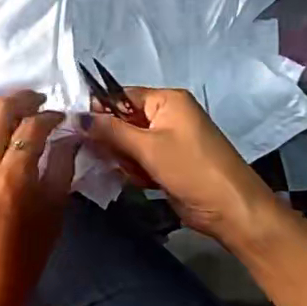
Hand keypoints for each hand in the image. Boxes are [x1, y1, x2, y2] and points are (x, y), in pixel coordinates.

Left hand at [0, 91, 79, 305]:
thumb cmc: (25, 258)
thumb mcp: (53, 213)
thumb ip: (60, 169)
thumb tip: (67, 137)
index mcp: (12, 178)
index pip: (31, 127)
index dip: (51, 115)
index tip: (63, 116)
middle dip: (20, 98)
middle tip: (40, 101)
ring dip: (3, 110)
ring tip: (26, 114)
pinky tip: (8, 139)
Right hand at [81, 87, 281, 246]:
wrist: (231, 210)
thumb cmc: (191, 169)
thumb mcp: (147, 147)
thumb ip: (110, 130)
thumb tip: (76, 116)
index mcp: (167, 100)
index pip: (121, 96)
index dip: (99, 111)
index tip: (78, 129)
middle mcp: (167, 115)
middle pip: (122, 120)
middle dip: (114, 141)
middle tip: (115, 157)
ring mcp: (167, 140)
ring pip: (126, 143)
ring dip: (125, 160)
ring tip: (137, 173)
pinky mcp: (167, 162)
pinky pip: (138, 159)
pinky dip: (135, 170)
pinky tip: (143, 182)